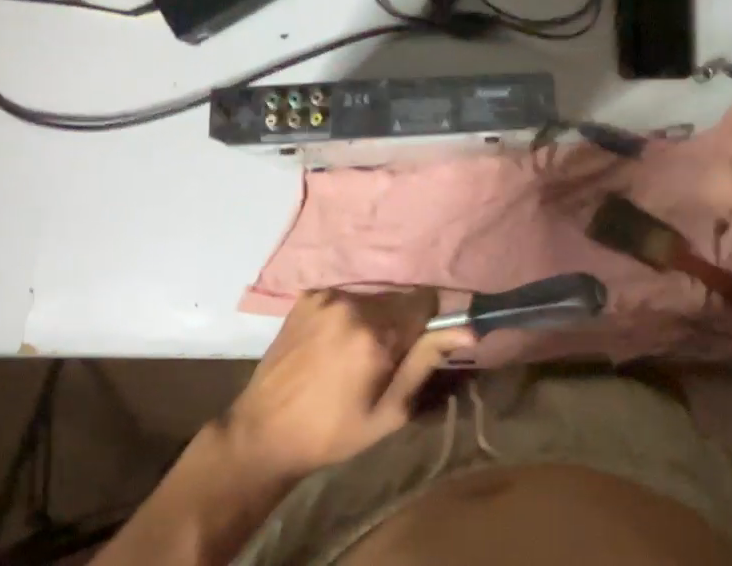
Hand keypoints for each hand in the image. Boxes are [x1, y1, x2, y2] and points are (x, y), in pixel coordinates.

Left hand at [222, 289, 467, 481]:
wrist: (262, 433)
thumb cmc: (332, 432)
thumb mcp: (389, 411)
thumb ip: (427, 362)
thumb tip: (468, 329)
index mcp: (375, 333)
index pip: (427, 302)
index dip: (429, 326)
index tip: (418, 350)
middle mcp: (352, 305)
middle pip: (399, 299)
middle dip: (401, 325)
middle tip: (384, 362)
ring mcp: (326, 298)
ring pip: (373, 298)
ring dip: (375, 319)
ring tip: (355, 356)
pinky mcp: (306, 298)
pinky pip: (346, 298)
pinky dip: (349, 316)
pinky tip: (332, 346)